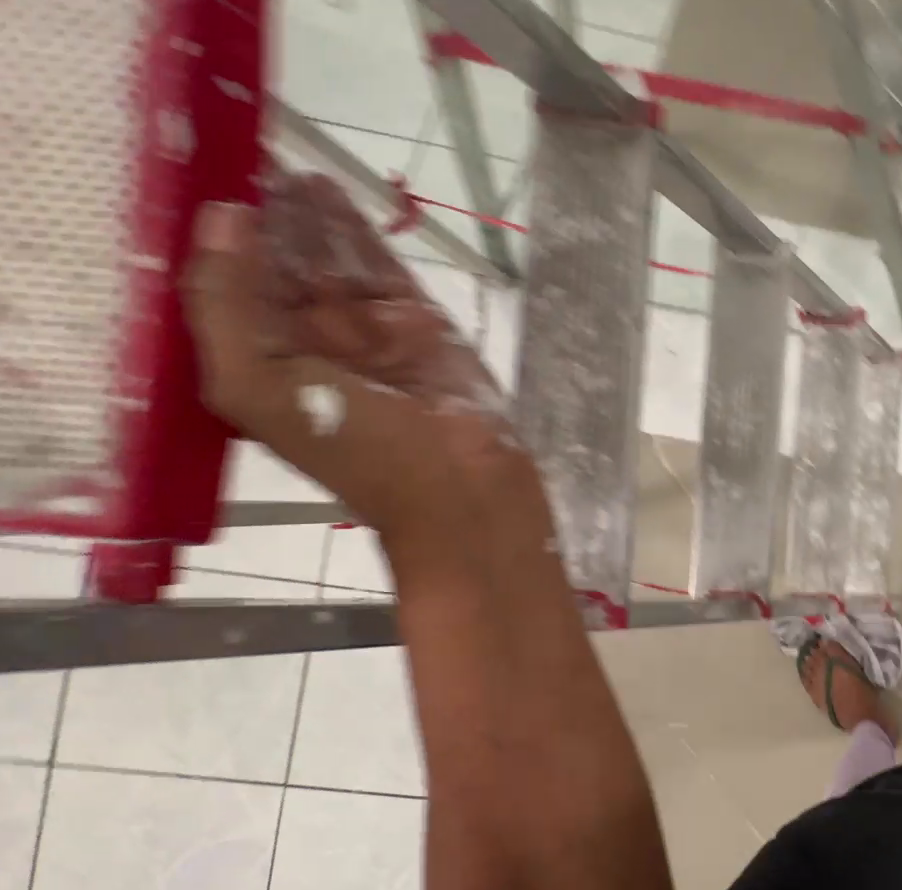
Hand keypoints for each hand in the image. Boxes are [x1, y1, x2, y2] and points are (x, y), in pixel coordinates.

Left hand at [183, 173, 543, 562]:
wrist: (460, 487)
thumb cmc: (356, 449)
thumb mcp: (256, 384)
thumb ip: (225, 300)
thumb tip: (225, 217)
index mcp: (264, 365)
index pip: (232, 289)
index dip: (220, 240)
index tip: (209, 180)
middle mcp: (313, 345)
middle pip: (282, 267)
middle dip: (267, 219)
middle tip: (249, 156)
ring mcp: (372, 334)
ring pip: (333, 261)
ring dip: (309, 216)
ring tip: (285, 164)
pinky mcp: (424, 327)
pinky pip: (387, 270)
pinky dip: (361, 233)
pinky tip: (336, 193)